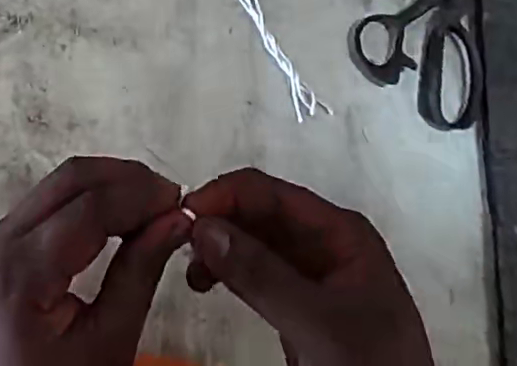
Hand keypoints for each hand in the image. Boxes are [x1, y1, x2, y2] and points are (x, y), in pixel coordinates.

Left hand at [0, 156, 191, 365]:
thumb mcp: (107, 344)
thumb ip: (139, 274)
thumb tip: (177, 217)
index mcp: (21, 268)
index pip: (90, 206)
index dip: (140, 195)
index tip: (181, 201)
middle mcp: (3, 238)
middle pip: (74, 178)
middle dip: (128, 179)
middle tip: (171, 198)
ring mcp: (2, 233)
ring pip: (65, 181)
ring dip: (113, 182)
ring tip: (154, 205)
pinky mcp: (9, 237)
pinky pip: (56, 197)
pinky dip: (94, 195)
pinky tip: (124, 211)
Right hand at [183, 169, 432, 365]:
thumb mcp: (319, 322)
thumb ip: (262, 274)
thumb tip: (202, 225)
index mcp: (340, 232)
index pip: (273, 194)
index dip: (227, 195)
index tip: (185, 212)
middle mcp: (326, 243)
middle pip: (262, 214)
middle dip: (220, 220)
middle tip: (177, 240)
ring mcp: (314, 277)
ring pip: (256, 243)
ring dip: (220, 247)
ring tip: (188, 268)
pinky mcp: (302, 308)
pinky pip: (259, 276)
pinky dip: (230, 274)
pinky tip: (205, 282)